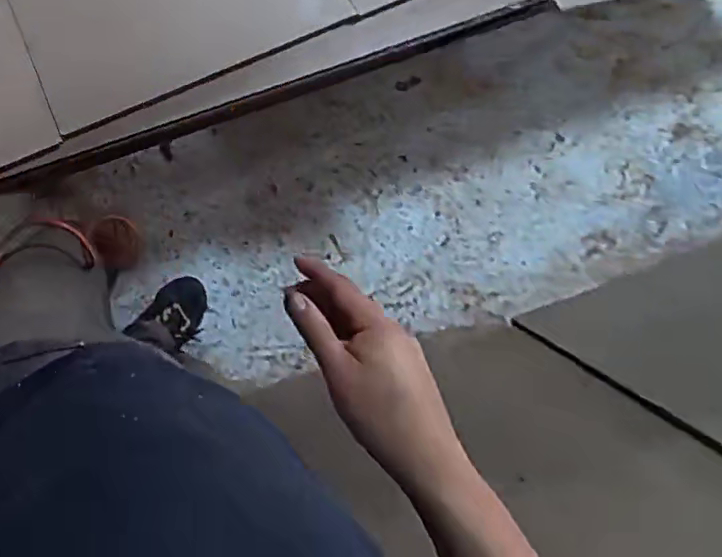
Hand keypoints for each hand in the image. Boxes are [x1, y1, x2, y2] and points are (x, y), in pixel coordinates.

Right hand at [284, 256, 470, 497]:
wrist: (430, 463)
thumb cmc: (377, 414)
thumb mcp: (336, 369)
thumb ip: (313, 328)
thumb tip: (292, 294)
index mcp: (378, 325)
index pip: (342, 287)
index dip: (317, 272)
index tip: (295, 260)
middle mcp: (394, 330)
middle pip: (353, 301)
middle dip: (321, 293)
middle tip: (291, 295)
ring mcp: (405, 350)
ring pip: (362, 320)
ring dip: (334, 312)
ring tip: (308, 316)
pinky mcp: (408, 368)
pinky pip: (372, 335)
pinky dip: (348, 329)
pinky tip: (338, 342)